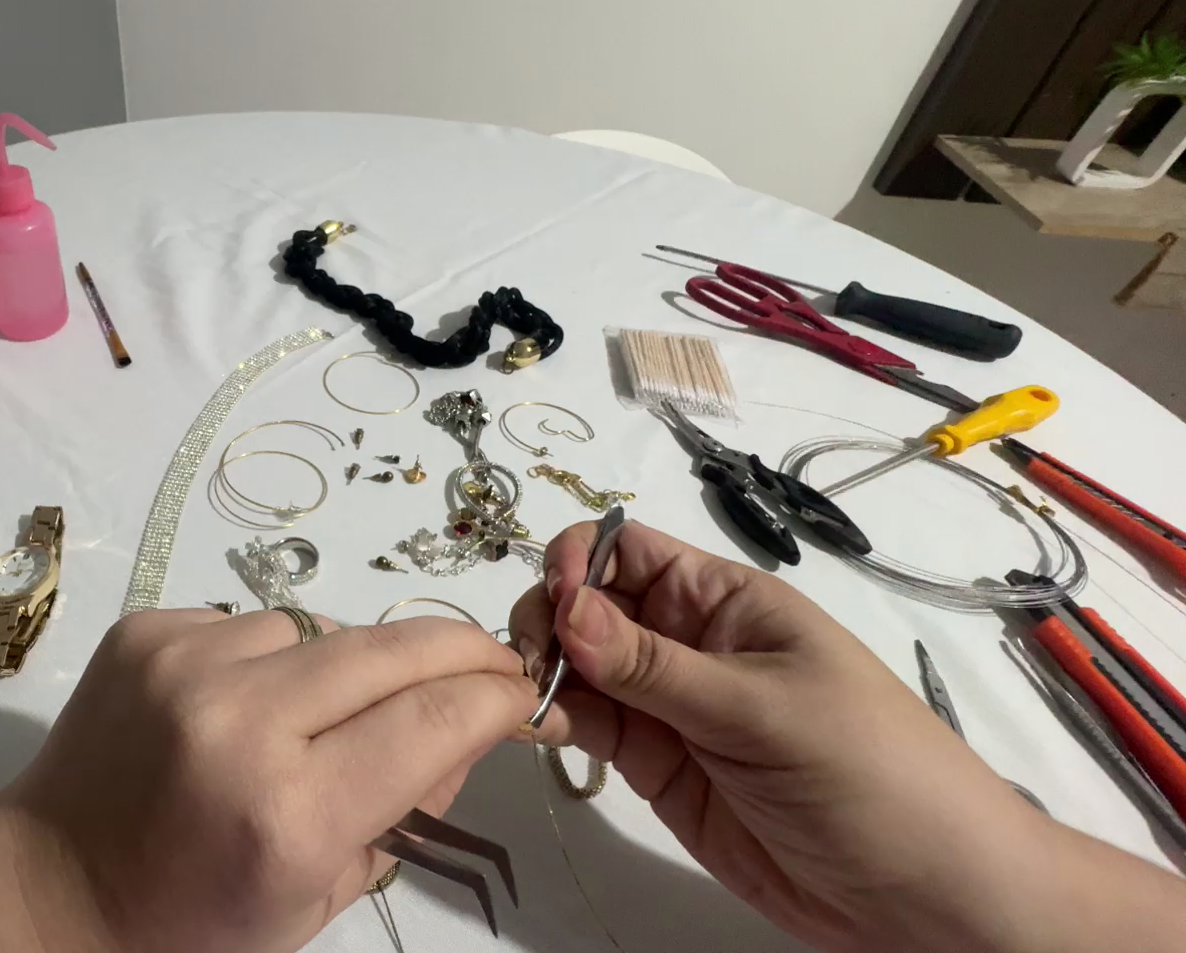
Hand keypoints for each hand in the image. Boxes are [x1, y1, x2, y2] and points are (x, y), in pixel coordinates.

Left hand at [0, 607, 536, 952]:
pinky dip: (261, 658)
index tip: (518, 687)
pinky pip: (244, 624)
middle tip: (487, 651)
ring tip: (302, 714)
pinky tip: (229, 702)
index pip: (430, 720)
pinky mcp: (146, 629)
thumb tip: (459, 722)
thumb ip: (401, 806)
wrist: (51, 882)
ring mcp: (183, 660)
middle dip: (454, 644)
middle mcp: (236, 718)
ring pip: (312, 629)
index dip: (492, 696)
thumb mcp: (316, 893)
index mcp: (287, 812)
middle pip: (385, 648)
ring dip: (334, 664)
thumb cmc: (190, 918)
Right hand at [510, 519, 1185, 952]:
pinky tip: (533, 724)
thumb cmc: (872, 776)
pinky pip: (582, 718)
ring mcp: (657, 698)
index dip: (578, 559)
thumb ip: (654, 665)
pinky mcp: (645, 755)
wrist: (934, 910)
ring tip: (525, 696)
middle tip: (534, 662)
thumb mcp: (764, 711)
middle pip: (582, 600)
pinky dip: (549, 714)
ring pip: (572, 659)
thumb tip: (562, 608)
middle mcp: (676, 636)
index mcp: (716, 599)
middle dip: (548, 618)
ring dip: (540, 668)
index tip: (557, 601)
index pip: (623, 548)